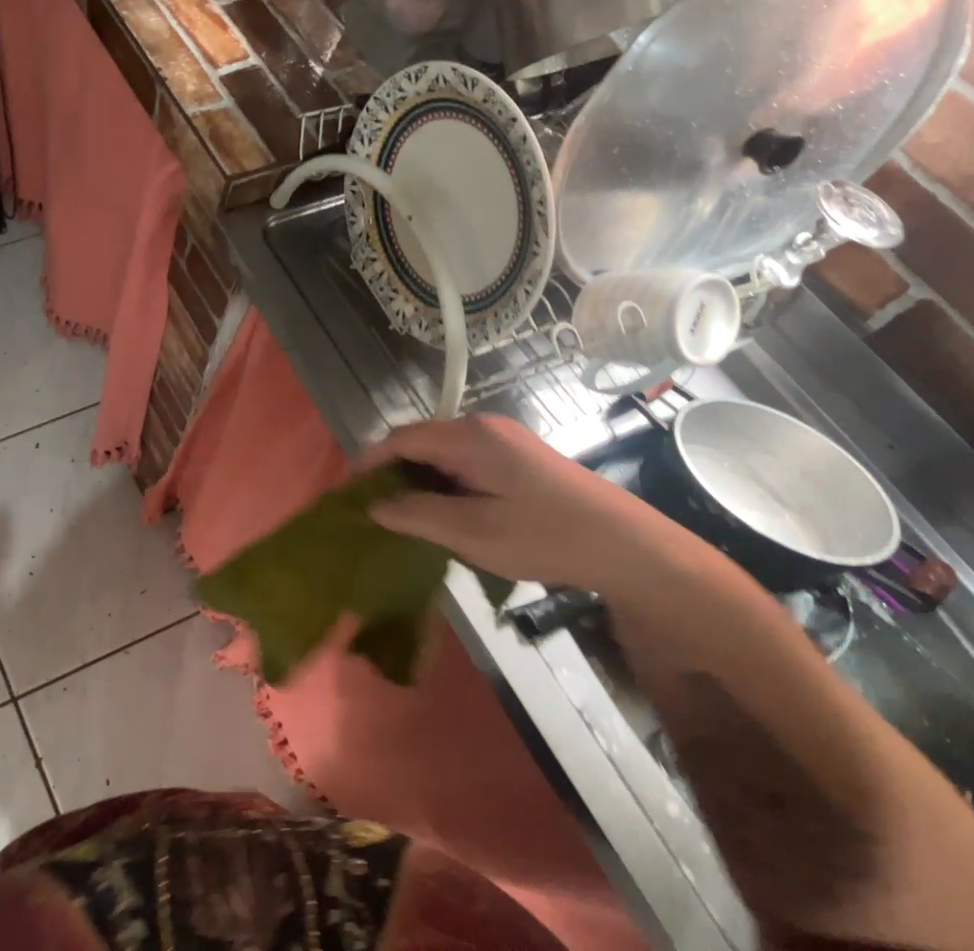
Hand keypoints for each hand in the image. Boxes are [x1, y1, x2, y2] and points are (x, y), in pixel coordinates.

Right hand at [360, 414, 686, 588]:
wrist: (626, 546)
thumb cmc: (544, 537)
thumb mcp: (471, 532)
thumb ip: (416, 514)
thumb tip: (374, 506)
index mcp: (469, 437)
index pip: (398, 439)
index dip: (367, 465)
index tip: (347, 498)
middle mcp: (483, 428)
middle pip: (418, 441)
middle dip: (390, 473)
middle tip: (373, 513)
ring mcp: (504, 440)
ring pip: (440, 453)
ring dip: (417, 480)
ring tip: (402, 517)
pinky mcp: (518, 457)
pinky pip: (463, 461)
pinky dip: (442, 482)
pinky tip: (442, 513)